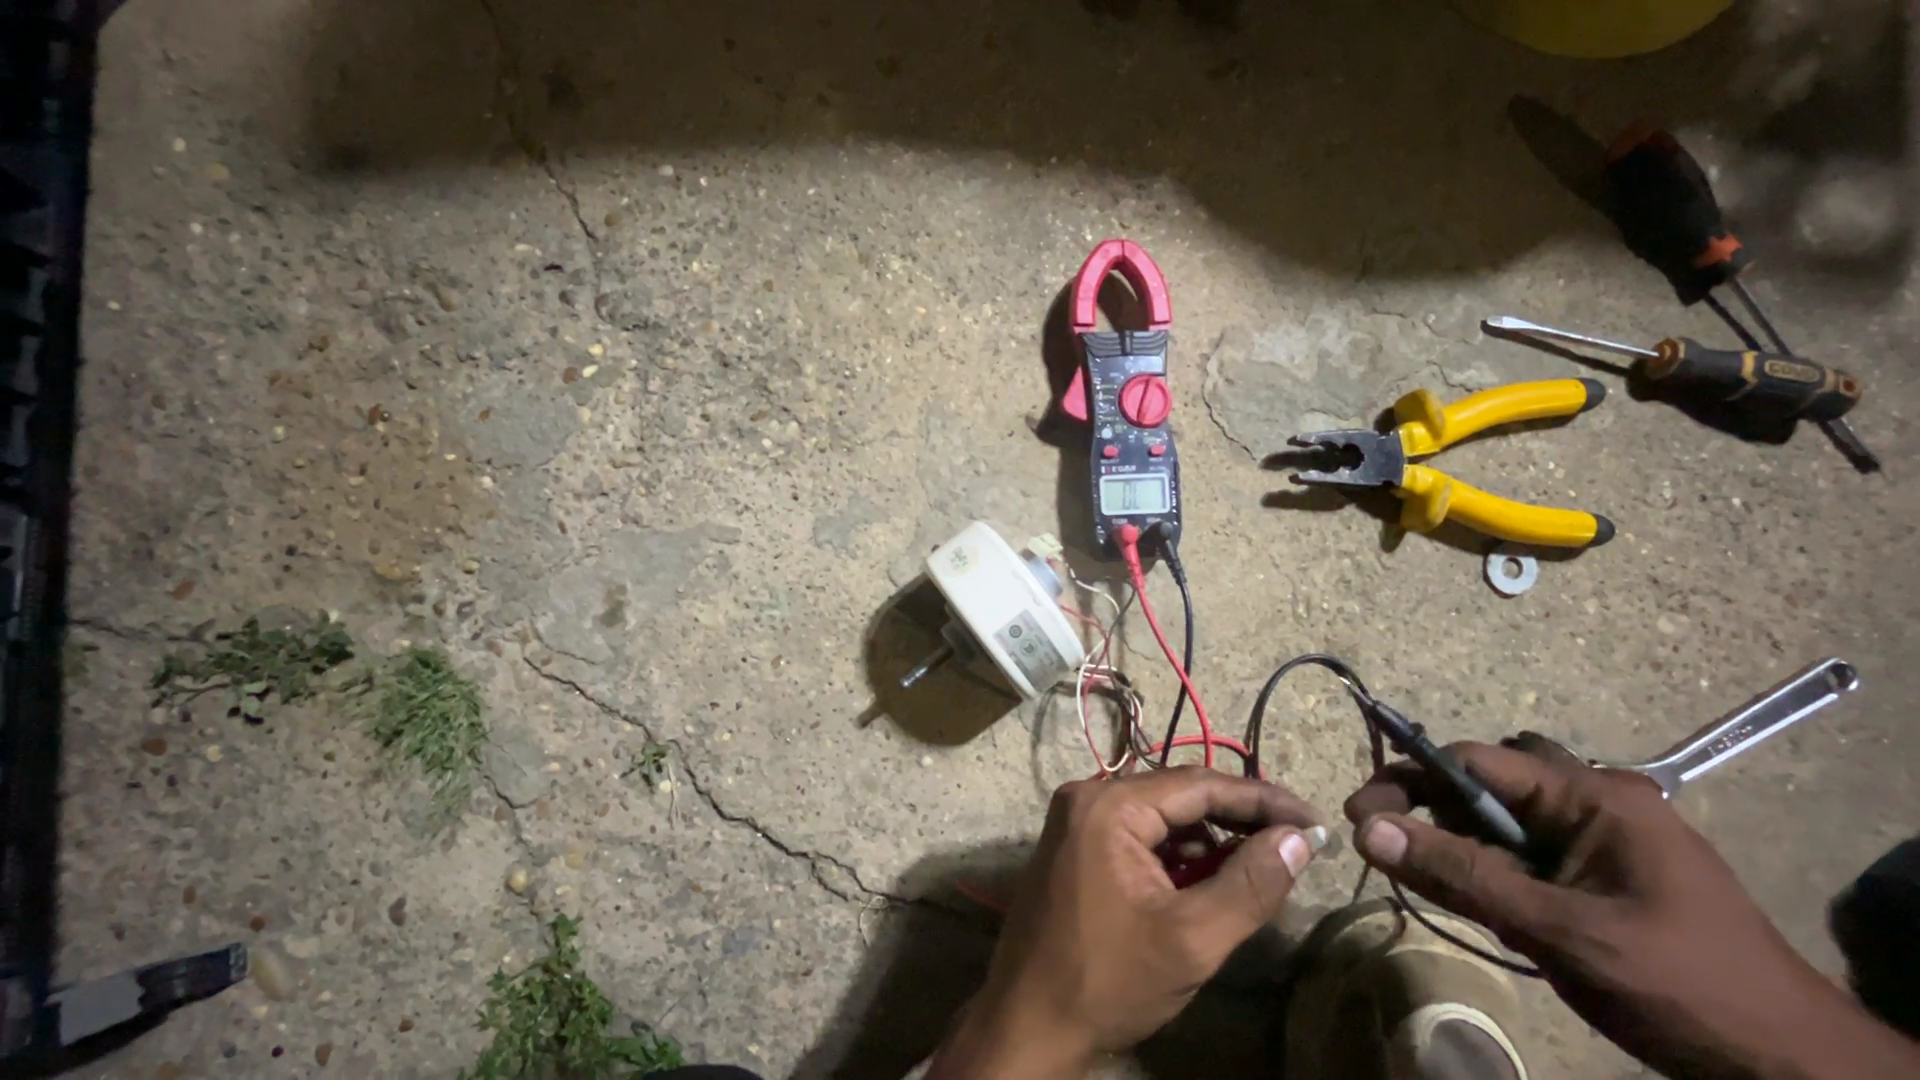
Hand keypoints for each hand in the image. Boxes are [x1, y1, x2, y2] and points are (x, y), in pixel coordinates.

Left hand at [929, 768, 1325, 1078]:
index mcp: (1109, 805)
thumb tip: (1299, 838)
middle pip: (1180, 795)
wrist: (1026, 1024)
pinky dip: (1179, 855)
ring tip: (1261, 867)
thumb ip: (1250, 884)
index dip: (1263, 800)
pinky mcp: (1076, 848)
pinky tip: (1210, 882)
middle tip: (1296, 843)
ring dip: (1210, 839)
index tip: (1315, 822)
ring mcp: (1077, 822)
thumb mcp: (1192, 939)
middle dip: (1239, 819)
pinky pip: (1139, 836)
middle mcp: (1088, 798)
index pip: (1201, 785)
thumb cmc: (1107, 981)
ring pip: (1161, 816)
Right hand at [1346, 739, 1919, 1079]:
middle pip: (1486, 782)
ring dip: (1458, 839)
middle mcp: (1596, 799)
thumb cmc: (1677, 984)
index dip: (1408, 780)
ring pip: (1503, 817)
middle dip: (1428, 807)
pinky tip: (1481, 900)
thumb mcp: (1558, 929)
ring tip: (1427, 876)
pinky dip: (1491, 866)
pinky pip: (1528, 850)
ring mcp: (1604, 836)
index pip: (1475, 761)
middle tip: (1381, 844)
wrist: (1792, 1064)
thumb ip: (1461, 874)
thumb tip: (1366, 830)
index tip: (1358, 816)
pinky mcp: (1604, 870)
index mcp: (1594, 794)